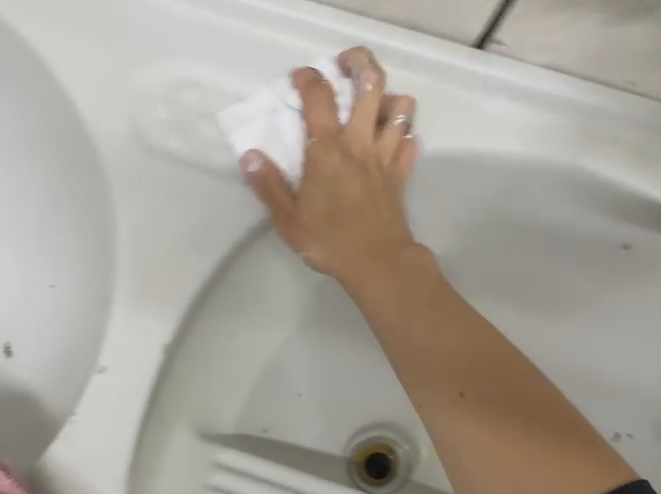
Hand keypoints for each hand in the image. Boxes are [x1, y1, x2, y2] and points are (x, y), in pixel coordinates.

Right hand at [241, 47, 421, 285]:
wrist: (375, 261)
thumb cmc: (327, 241)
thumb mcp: (288, 219)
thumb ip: (268, 185)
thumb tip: (250, 155)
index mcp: (327, 151)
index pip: (319, 98)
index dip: (308, 79)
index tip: (298, 78)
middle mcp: (359, 143)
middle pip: (370, 84)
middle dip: (359, 64)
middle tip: (345, 66)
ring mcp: (385, 156)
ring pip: (400, 108)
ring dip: (389, 98)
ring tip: (374, 106)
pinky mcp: (400, 174)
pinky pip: (410, 143)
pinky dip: (404, 136)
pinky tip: (391, 143)